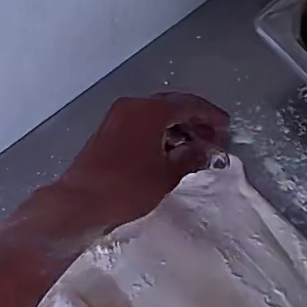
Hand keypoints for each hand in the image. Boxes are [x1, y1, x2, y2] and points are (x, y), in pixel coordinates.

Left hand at [7, 93, 228, 259]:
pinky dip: (160, 133)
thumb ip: (191, 157)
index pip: (189, 104)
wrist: (80, 202)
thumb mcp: (167, 174)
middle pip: (172, 106)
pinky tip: (172, 151)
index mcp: (150, 110)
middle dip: (196, 121)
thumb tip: (207, 151)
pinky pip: (142, 124)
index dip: (211, 115)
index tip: (226, 127)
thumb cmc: (127, 188)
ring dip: (178, 128)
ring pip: (156, 115)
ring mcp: (118, 116)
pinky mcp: (109, 130)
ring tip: (197, 148)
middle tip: (215, 139)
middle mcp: (133, 106)